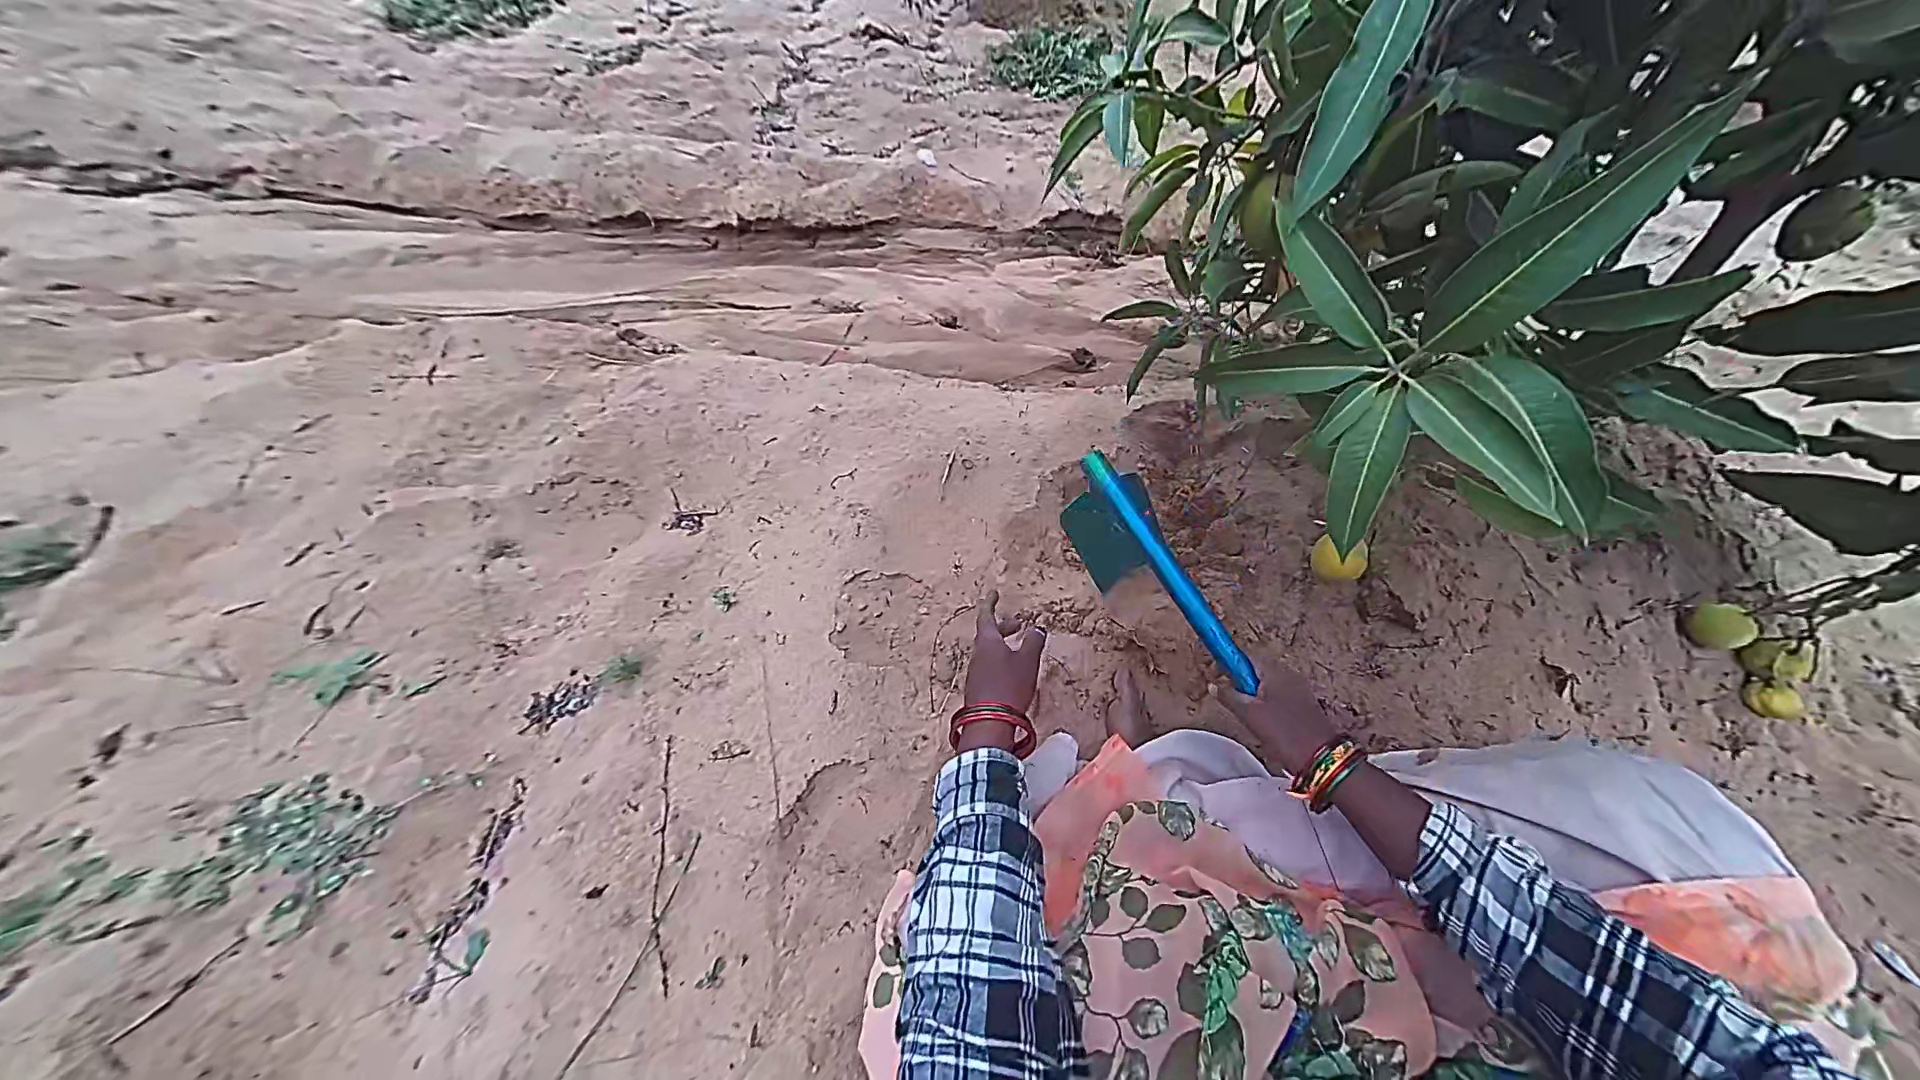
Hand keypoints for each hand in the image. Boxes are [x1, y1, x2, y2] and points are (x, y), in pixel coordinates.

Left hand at [956, 590, 1046, 751]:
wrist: (990, 720)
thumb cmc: (1009, 685)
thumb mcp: (1028, 660)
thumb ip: (1033, 641)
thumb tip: (1037, 629)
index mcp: (987, 641)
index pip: (986, 616)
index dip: (991, 604)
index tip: (994, 594)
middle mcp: (978, 654)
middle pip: (989, 634)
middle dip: (1004, 627)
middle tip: (1018, 625)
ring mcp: (975, 671)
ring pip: (989, 651)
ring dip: (1003, 646)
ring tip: (1019, 649)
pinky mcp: (978, 687)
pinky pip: (989, 666)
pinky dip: (1000, 661)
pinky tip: (1012, 672)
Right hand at [1215, 667, 1339, 776]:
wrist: (1321, 759)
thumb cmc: (1283, 733)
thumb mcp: (1249, 714)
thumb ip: (1229, 696)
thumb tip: (1213, 685)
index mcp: (1276, 672)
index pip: (1246, 657)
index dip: (1229, 664)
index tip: (1218, 677)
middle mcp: (1290, 676)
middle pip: (1257, 672)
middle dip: (1242, 685)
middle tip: (1234, 703)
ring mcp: (1300, 691)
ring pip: (1268, 687)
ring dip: (1255, 698)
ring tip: (1251, 718)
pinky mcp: (1305, 706)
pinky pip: (1279, 699)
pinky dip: (1268, 707)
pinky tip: (1267, 725)